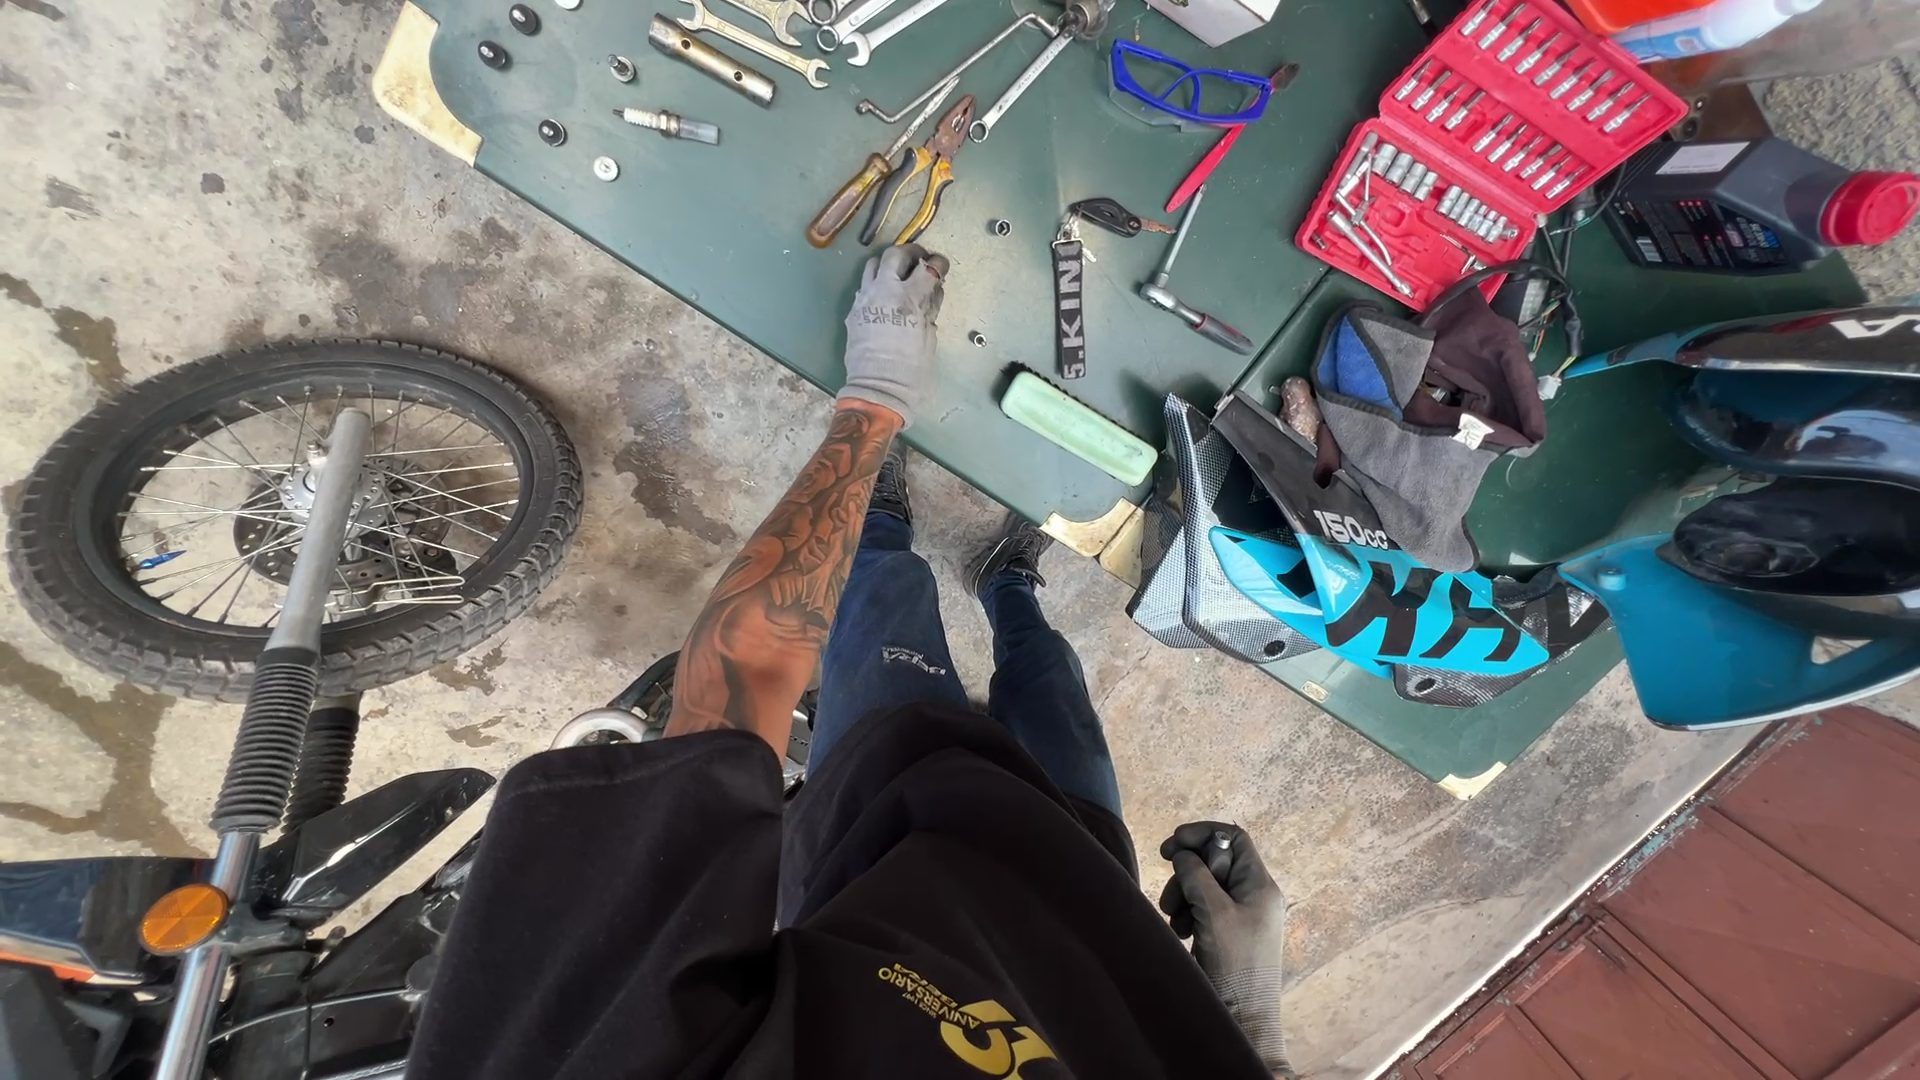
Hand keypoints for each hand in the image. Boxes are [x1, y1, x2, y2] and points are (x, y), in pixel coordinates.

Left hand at [837, 243, 948, 428]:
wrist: (877, 389)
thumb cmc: (910, 370)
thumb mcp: (929, 338)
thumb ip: (928, 311)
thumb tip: (928, 296)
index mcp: (908, 298)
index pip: (927, 268)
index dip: (938, 264)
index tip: (941, 266)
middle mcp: (884, 291)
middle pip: (895, 255)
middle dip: (911, 253)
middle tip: (920, 260)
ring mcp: (865, 298)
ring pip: (874, 265)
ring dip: (889, 265)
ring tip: (899, 274)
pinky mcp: (854, 310)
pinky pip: (865, 286)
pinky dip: (877, 283)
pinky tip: (885, 296)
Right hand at [1160, 822, 1293, 1076]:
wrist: (1244, 1021)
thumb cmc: (1234, 964)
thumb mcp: (1214, 911)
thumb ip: (1197, 874)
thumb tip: (1183, 854)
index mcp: (1259, 885)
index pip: (1233, 837)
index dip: (1202, 834)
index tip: (1173, 844)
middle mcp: (1254, 895)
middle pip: (1214, 860)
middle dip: (1187, 871)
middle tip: (1170, 891)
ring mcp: (1242, 915)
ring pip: (1204, 884)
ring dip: (1183, 894)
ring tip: (1174, 918)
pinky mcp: (1228, 933)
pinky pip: (1203, 907)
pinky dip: (1187, 913)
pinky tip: (1181, 932)